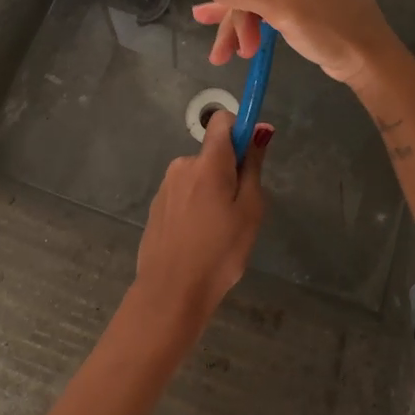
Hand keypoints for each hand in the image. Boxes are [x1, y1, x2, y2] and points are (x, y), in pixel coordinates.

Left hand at [134, 110, 272, 318]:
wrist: (170, 293)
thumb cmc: (219, 252)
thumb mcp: (250, 210)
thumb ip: (253, 167)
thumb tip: (259, 130)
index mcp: (207, 162)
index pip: (222, 120)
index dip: (241, 130)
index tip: (253, 154)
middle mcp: (182, 166)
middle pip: (212, 154)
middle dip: (229, 173)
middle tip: (240, 212)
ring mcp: (166, 187)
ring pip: (198, 178)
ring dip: (212, 193)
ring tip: (219, 233)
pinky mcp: (156, 208)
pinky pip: (184, 196)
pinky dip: (195, 209)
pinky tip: (198, 241)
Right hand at [192, 0, 406, 84]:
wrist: (369, 64)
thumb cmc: (334, 27)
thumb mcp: (286, 6)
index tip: (238, 6)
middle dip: (239, 10)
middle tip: (235, 46)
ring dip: (241, 21)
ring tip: (222, 54)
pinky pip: (268, 1)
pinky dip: (251, 22)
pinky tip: (227, 42)